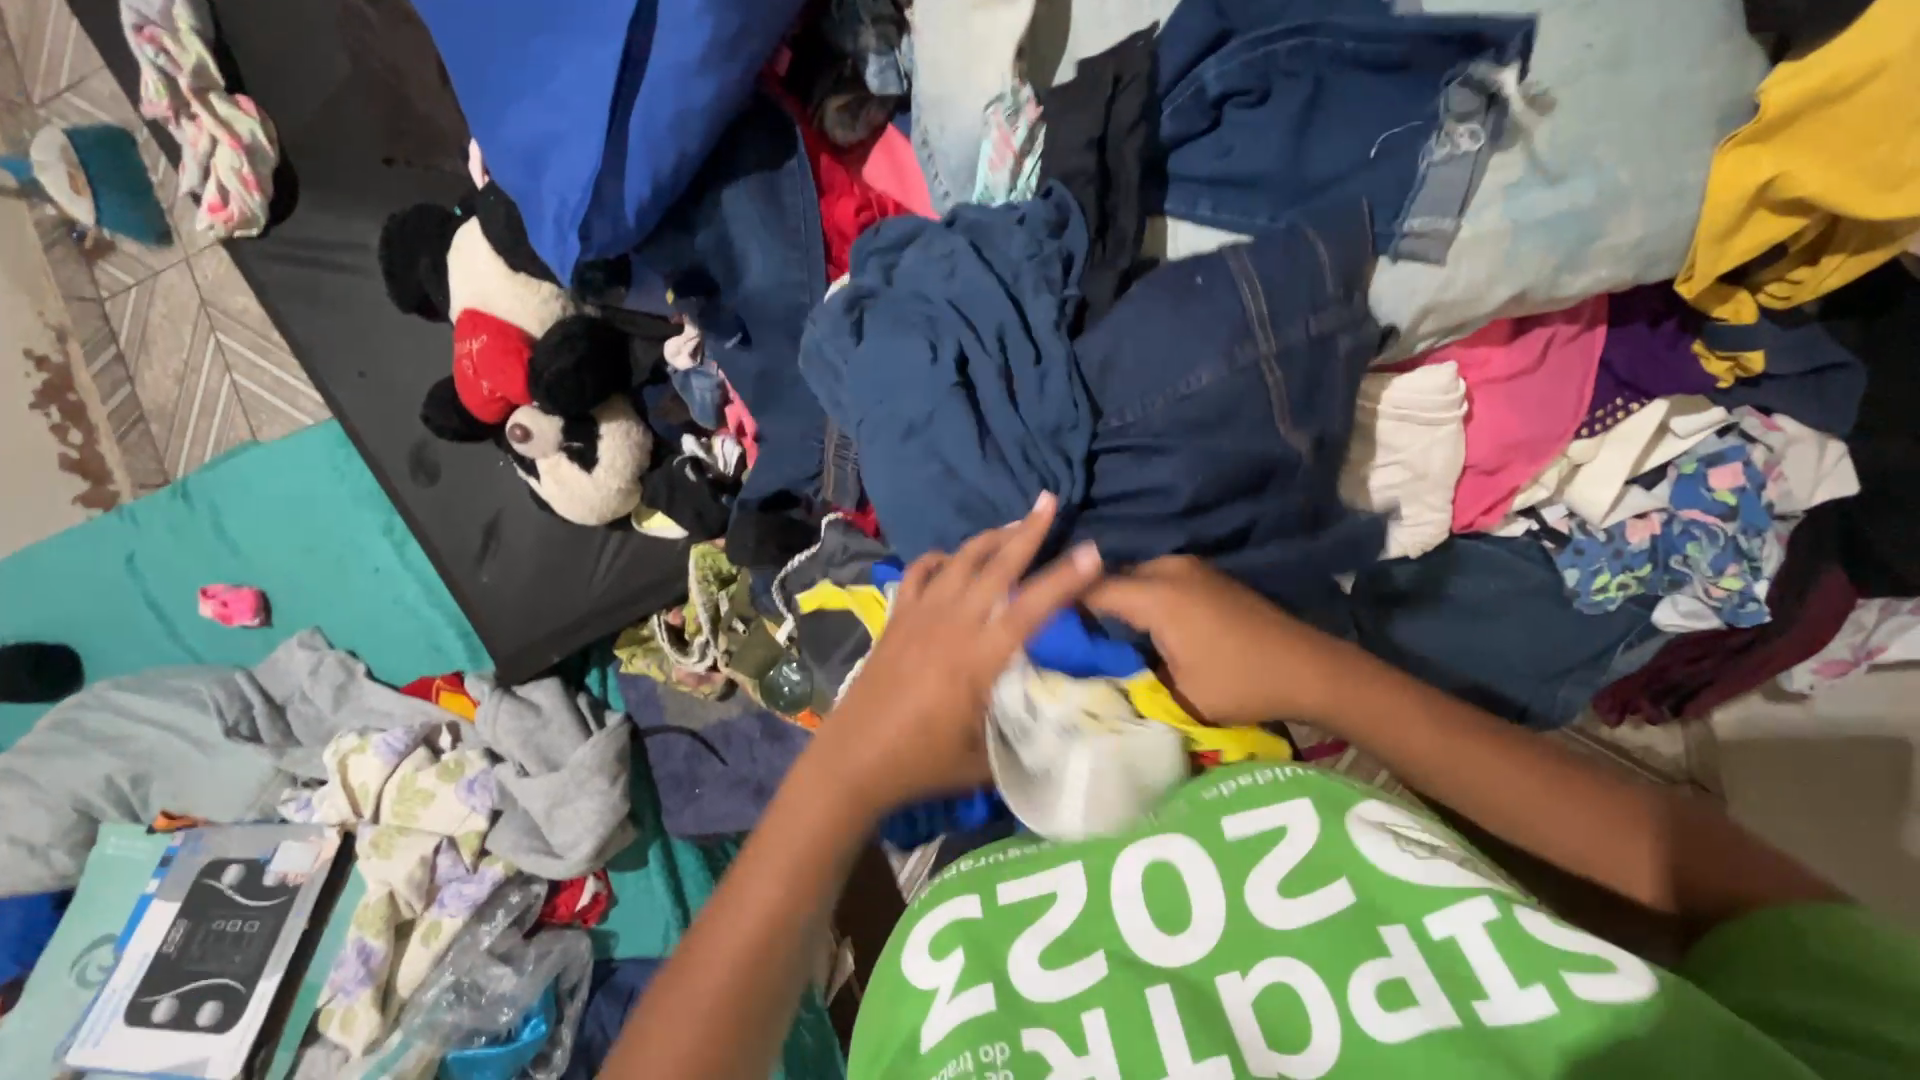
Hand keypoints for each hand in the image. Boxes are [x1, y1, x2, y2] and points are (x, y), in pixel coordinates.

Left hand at [812, 493, 1104, 816]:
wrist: (852, 761)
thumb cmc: (921, 764)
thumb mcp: (984, 760)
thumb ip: (1019, 735)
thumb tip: (1051, 725)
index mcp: (978, 659)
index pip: (1031, 609)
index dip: (1064, 580)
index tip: (1092, 552)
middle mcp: (950, 626)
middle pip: (995, 567)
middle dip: (1027, 532)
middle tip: (1049, 502)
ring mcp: (918, 617)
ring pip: (958, 562)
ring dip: (988, 539)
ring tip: (1013, 524)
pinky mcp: (895, 620)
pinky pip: (918, 574)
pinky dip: (938, 559)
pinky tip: (951, 558)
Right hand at [1085, 556, 1343, 726]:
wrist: (1310, 668)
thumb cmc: (1241, 683)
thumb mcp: (1177, 693)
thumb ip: (1129, 678)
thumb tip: (1093, 673)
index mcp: (1157, 594)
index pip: (1090, 589)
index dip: (1060, 606)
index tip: (1039, 626)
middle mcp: (1169, 570)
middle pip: (1110, 578)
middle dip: (1085, 602)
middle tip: (1065, 634)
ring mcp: (1191, 569)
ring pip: (1133, 578)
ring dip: (1114, 600)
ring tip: (1094, 631)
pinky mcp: (1205, 577)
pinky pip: (1155, 581)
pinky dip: (1138, 598)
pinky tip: (1133, 626)